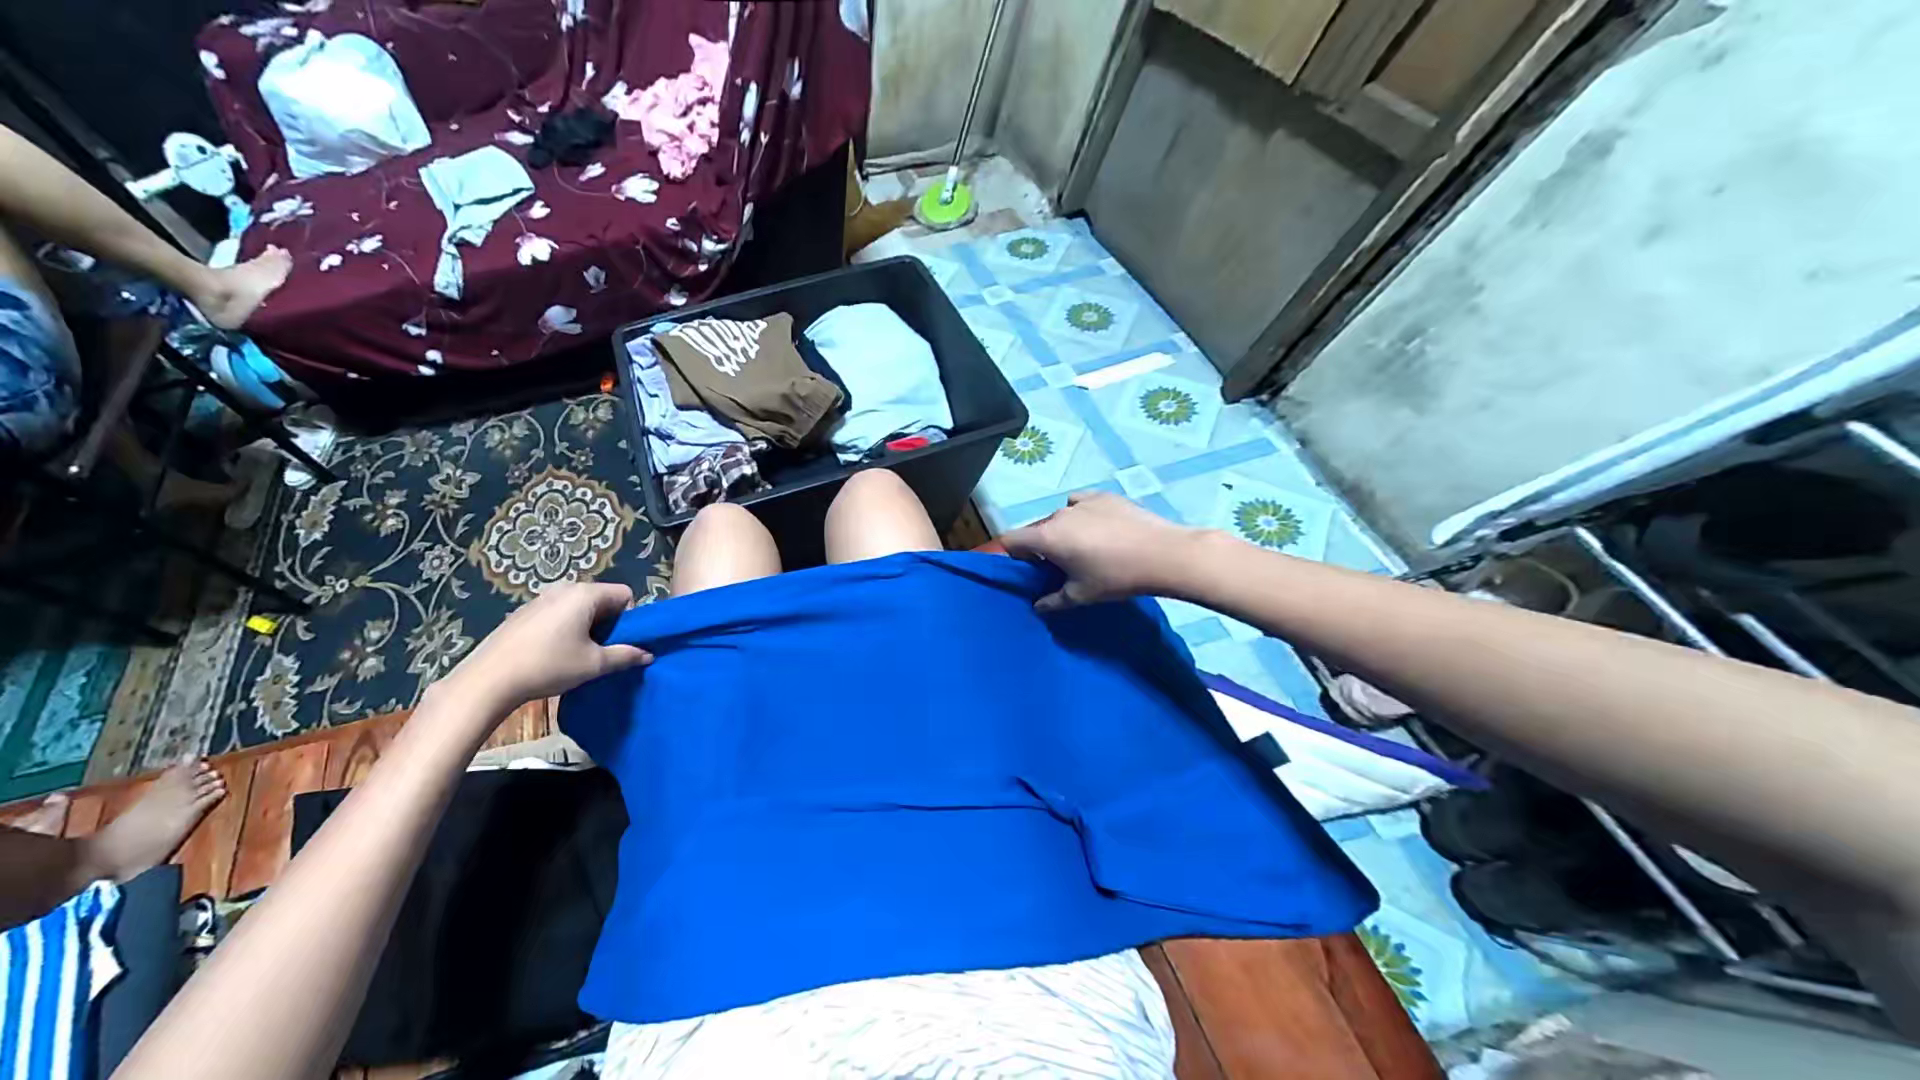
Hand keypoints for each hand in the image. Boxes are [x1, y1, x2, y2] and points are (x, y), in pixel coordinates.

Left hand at [444, 581, 650, 708]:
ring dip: (586, 626)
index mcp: (586, 594)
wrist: (489, 680)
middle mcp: (564, 588)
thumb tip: (648, 655)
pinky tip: (552, 652)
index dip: (629, 618)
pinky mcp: (524, 612)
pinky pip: (558, 613)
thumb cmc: (549, 666)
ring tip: (576, 653)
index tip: (619, 642)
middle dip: (608, 622)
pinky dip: (564, 627)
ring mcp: (541, 598)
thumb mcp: (594, 664)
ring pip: (579, 607)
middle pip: (602, 599)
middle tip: (600, 650)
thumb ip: (626, 656)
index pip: (625, 595)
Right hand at [999, 493, 1208, 610]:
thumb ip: (1053, 601)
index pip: (1010, 540)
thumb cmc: (1116, 578)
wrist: (1164, 554)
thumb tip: (1038, 606)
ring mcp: (1082, 501)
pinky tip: (1100, 530)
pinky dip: (1081, 516)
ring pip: (1060, 517)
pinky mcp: (1104, 495)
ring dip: (1063, 531)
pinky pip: (1081, 504)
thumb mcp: (1081, 595)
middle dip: (1041, 547)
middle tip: (1059, 567)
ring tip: (1084, 549)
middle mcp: (1059, 514)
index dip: (1009, 555)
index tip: (1024, 570)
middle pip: (1037, 530)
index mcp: (1047, 537)